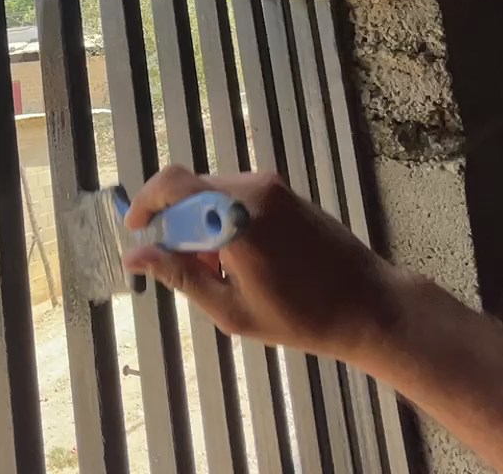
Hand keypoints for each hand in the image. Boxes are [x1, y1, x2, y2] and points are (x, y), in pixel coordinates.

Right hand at [122, 165, 408, 366]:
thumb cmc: (299, 318)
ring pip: (212, 192)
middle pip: (190, 191)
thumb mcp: (231, 309)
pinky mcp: (282, 187)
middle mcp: (250, 190)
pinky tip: (245, 256)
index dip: (145, 200)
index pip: (172, 185)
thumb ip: (180, 276)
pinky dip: (224, 217)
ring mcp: (269, 184)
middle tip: (191, 266)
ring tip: (223, 269)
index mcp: (235, 220)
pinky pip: (236, 193)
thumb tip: (134, 257)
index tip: (136, 228)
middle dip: (178, 224)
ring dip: (202, 222)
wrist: (368, 304)